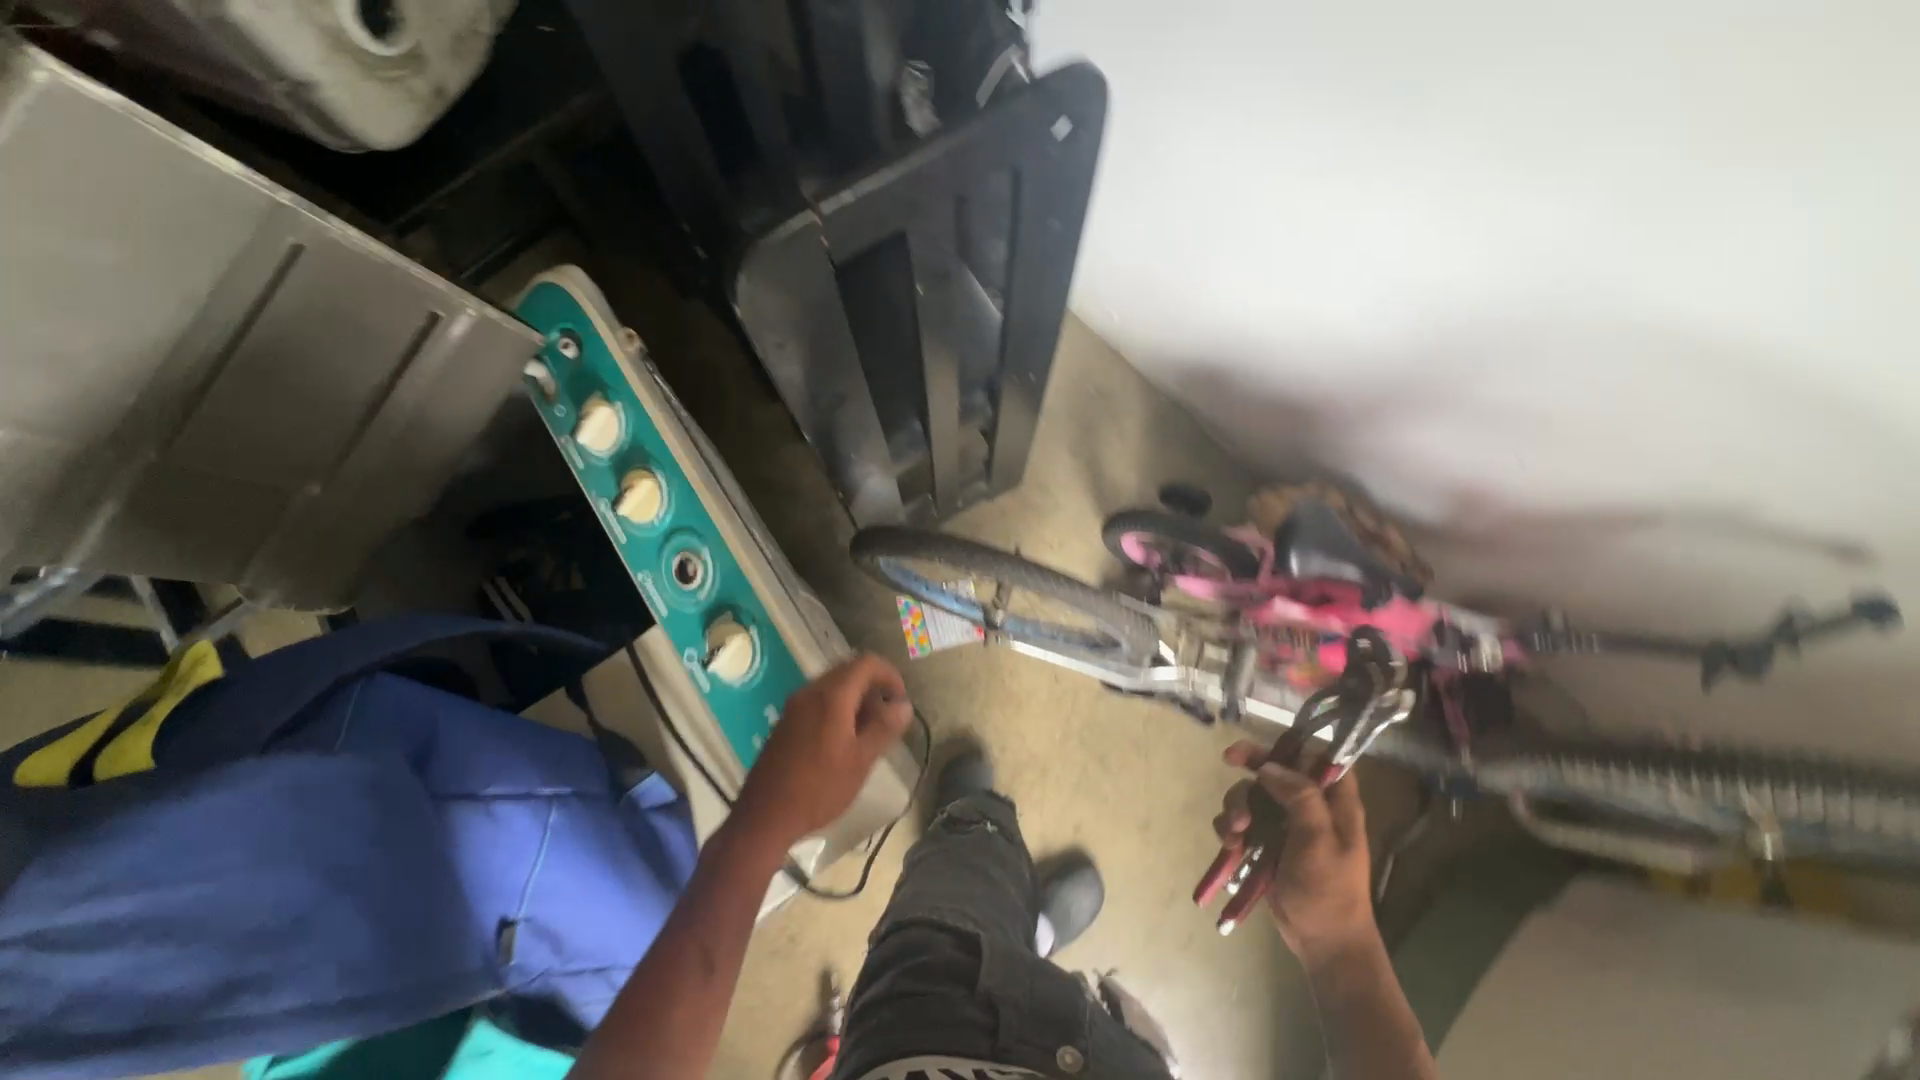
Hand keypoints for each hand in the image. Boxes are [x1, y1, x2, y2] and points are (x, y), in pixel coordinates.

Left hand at [734, 654, 913, 848]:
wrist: (765, 815)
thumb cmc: (819, 788)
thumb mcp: (861, 761)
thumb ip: (884, 728)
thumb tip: (904, 705)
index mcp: (831, 696)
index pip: (866, 663)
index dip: (890, 675)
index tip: (901, 701)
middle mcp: (810, 692)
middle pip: (849, 671)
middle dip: (874, 687)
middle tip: (889, 717)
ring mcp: (794, 706)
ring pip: (833, 686)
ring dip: (856, 699)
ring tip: (870, 732)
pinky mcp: (786, 722)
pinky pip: (818, 701)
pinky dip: (838, 709)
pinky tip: (844, 740)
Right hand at [1213, 740, 1374, 965]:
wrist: (1323, 942)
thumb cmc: (1328, 891)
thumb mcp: (1318, 840)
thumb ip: (1300, 797)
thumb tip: (1270, 767)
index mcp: (1334, 802)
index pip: (1315, 758)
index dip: (1289, 746)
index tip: (1263, 745)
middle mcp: (1310, 808)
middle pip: (1275, 772)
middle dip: (1251, 773)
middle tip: (1229, 762)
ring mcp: (1287, 827)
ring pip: (1253, 798)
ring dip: (1237, 808)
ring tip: (1235, 834)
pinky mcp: (1267, 846)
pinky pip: (1242, 825)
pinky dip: (1232, 831)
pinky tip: (1231, 846)